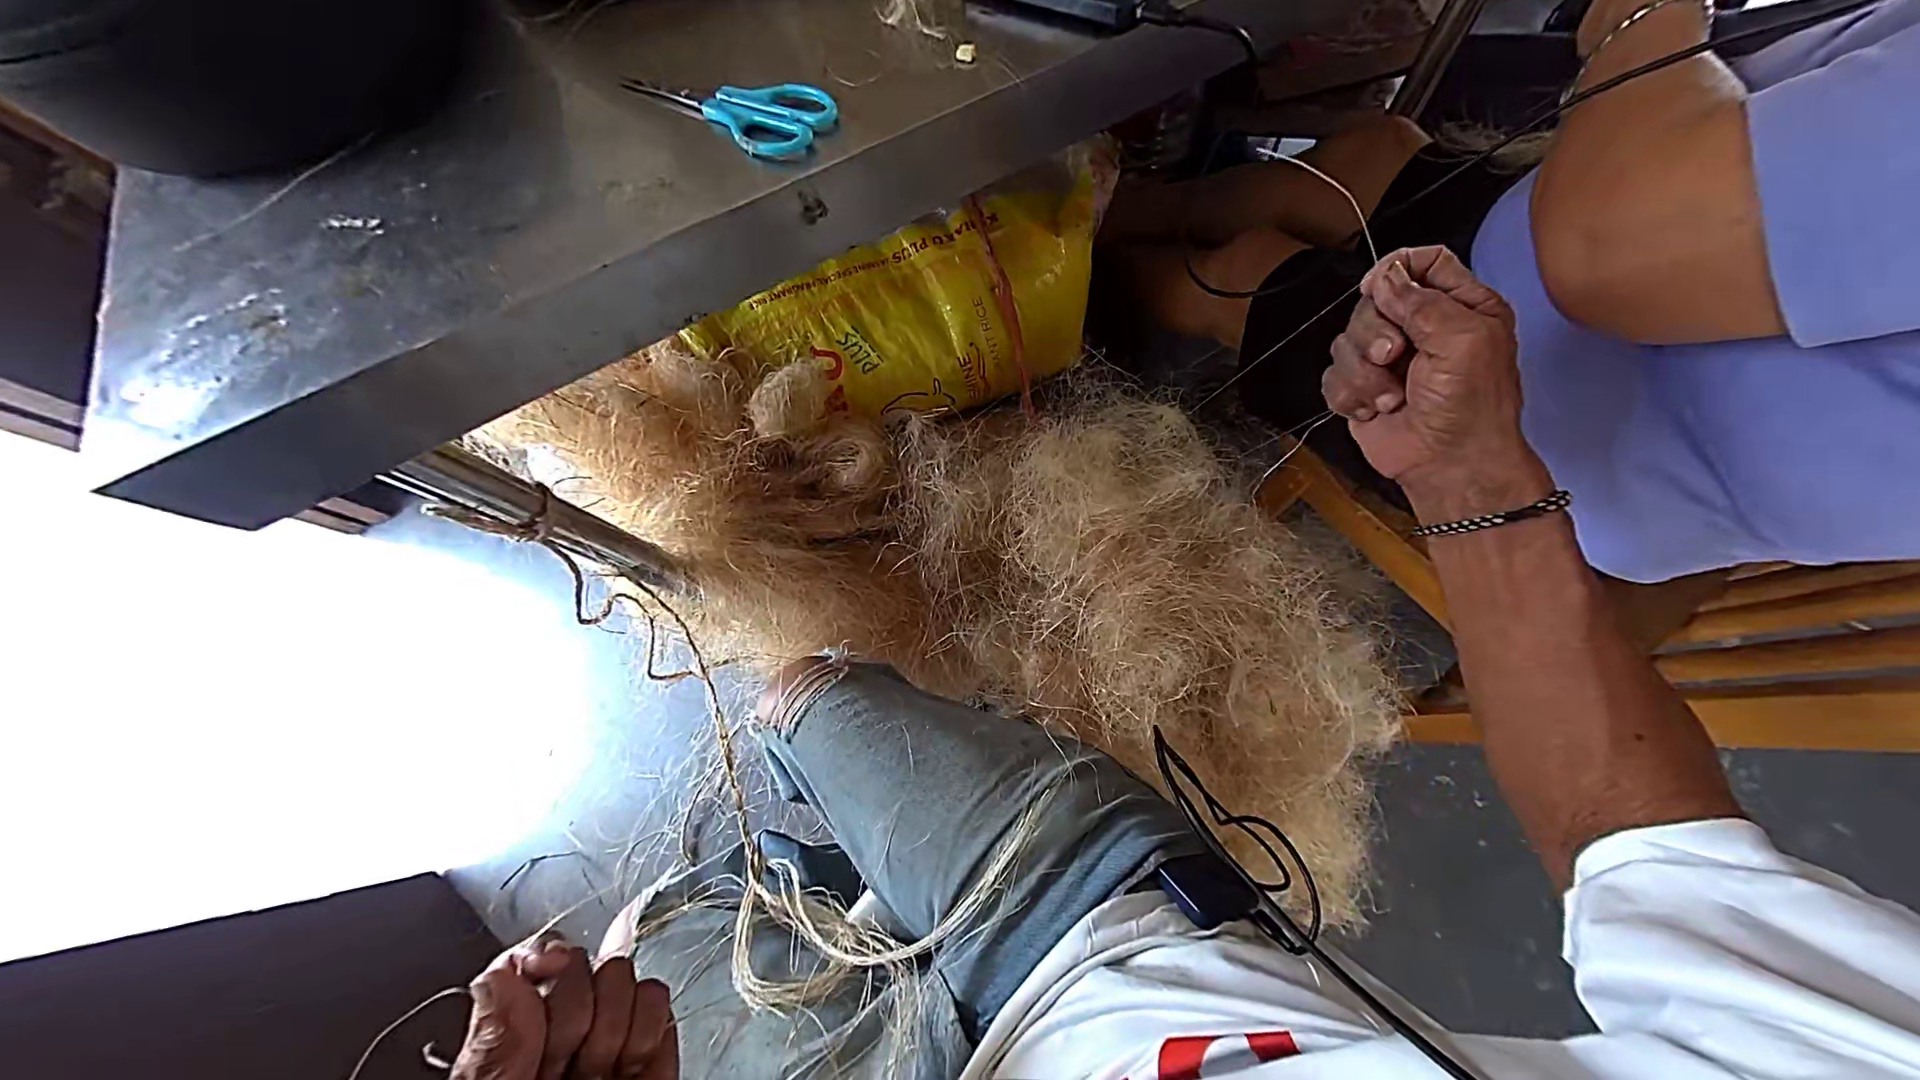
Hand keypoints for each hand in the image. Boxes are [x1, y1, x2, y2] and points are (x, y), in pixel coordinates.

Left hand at [452, 934, 676, 1079]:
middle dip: (573, 1012)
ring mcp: (609, 1026)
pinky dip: (644, 1031)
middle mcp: (559, 1023)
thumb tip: (504, 973)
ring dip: (610, 1026)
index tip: (544, 967)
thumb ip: (492, 1047)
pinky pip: (657, 998)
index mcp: (508, 1034)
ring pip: (623, 970)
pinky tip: (624, 1068)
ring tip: (591, 1075)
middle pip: (583, 958)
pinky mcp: (653, 1036)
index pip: (527, 957)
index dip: (539, 954)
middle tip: (559, 1064)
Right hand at [1321, 246, 1551, 520]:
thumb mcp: (1462, 340)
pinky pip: (1331, 377)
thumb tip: (1385, 275)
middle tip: (1393, 357)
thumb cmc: (1471, 406)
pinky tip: (1375, 409)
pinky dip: (1349, 396)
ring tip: (1392, 397)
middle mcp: (1417, 329)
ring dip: (1363, 374)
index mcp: (1456, 307)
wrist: (1446, 463)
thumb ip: (1422, 302)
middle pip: (1370, 304)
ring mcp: (1384, 361)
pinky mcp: (1358, 389)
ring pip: (1344, 343)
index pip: (1421, 263)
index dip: (1396, 269)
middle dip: (1373, 334)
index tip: (1381, 288)